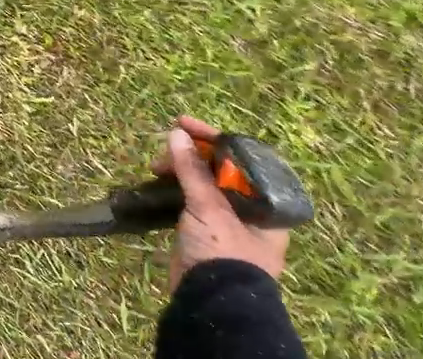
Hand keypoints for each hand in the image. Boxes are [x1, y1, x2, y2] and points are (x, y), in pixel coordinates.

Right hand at [152, 115, 291, 288]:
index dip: (213, 138)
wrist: (214, 299)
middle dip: (190, 154)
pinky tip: (159, 183)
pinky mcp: (206, 229)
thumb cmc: (224, 251)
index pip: (243, 159)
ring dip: (179, 169)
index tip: (182, 122)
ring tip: (156, 169)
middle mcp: (252, 210)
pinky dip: (175, 186)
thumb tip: (176, 133)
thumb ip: (192, 170)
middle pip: (221, 168)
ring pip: (203, 181)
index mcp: (267, 205)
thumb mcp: (209, 208)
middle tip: (163, 152)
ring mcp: (228, 220)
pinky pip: (191, 197)